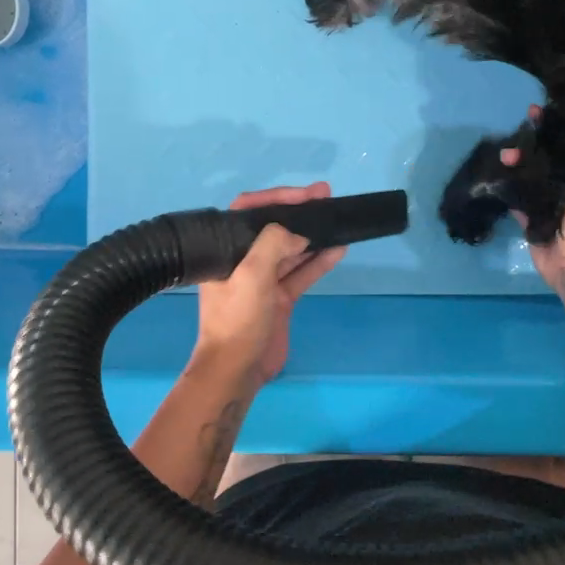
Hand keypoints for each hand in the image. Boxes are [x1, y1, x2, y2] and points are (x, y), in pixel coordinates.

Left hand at [193, 183, 347, 386]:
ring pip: (291, 251)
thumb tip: (296, 233)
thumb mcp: (251, 274)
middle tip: (326, 197)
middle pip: (273, 228)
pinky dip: (319, 262)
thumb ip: (273, 244)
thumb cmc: (237, 318)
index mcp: (225, 250)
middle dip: (299, 213)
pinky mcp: (280, 299)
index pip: (248, 211)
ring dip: (313, 236)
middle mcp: (242, 261)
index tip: (305, 195)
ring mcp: (263, 281)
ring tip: (337, 219)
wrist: (237, 370)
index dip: (276, 198)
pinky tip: (339, 250)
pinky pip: (302, 273)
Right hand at [502, 105, 564, 291]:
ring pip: (529, 180)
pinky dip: (508, 190)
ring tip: (504, 156)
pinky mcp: (531, 222)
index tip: (537, 115)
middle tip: (514, 140)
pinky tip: (497, 176)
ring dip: (517, 168)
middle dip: (530, 150)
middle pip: (545, 164)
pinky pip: (518, 202)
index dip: (554, 133)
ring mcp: (547, 206)